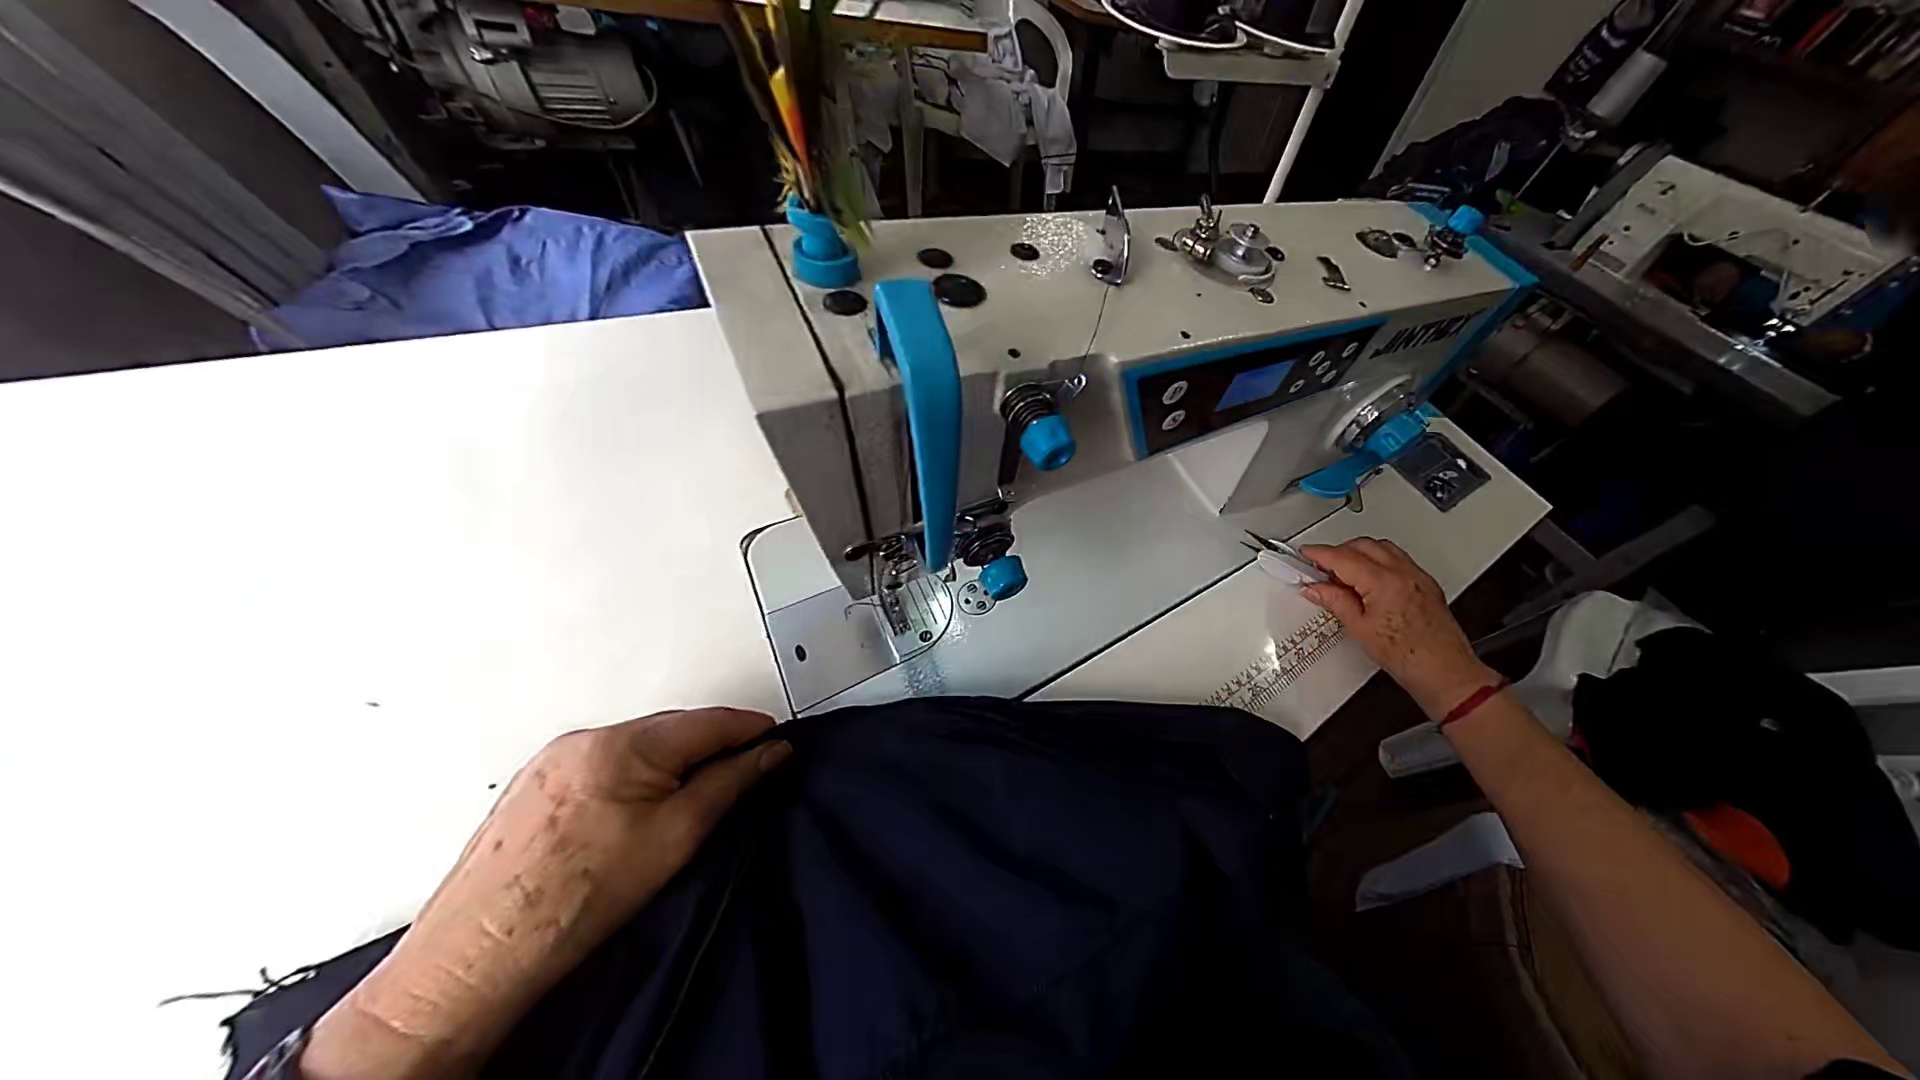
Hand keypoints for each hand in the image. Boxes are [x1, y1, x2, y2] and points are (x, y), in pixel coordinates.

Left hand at [300, 708, 790, 1079]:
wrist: (480, 953)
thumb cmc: (568, 904)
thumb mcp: (677, 838)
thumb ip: (730, 783)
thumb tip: (767, 754)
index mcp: (622, 746)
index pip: (708, 720)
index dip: (750, 728)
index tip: (774, 738)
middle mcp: (585, 740)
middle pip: (673, 728)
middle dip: (712, 744)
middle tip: (743, 770)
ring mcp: (557, 759)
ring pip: (640, 744)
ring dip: (674, 760)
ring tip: (691, 798)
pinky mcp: (538, 780)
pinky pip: (606, 760)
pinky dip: (637, 773)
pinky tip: (640, 810)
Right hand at [1297, 538, 1499, 719]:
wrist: (1444, 672)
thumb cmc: (1408, 655)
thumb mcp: (1359, 628)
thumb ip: (1335, 601)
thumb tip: (1316, 588)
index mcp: (1383, 582)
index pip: (1343, 557)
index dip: (1319, 554)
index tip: (1306, 554)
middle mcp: (1403, 573)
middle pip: (1362, 546)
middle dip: (1337, 552)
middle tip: (1319, 568)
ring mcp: (1417, 576)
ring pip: (1381, 548)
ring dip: (1358, 552)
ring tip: (1342, 573)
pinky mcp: (1426, 583)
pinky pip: (1398, 558)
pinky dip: (1377, 559)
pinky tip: (1368, 577)